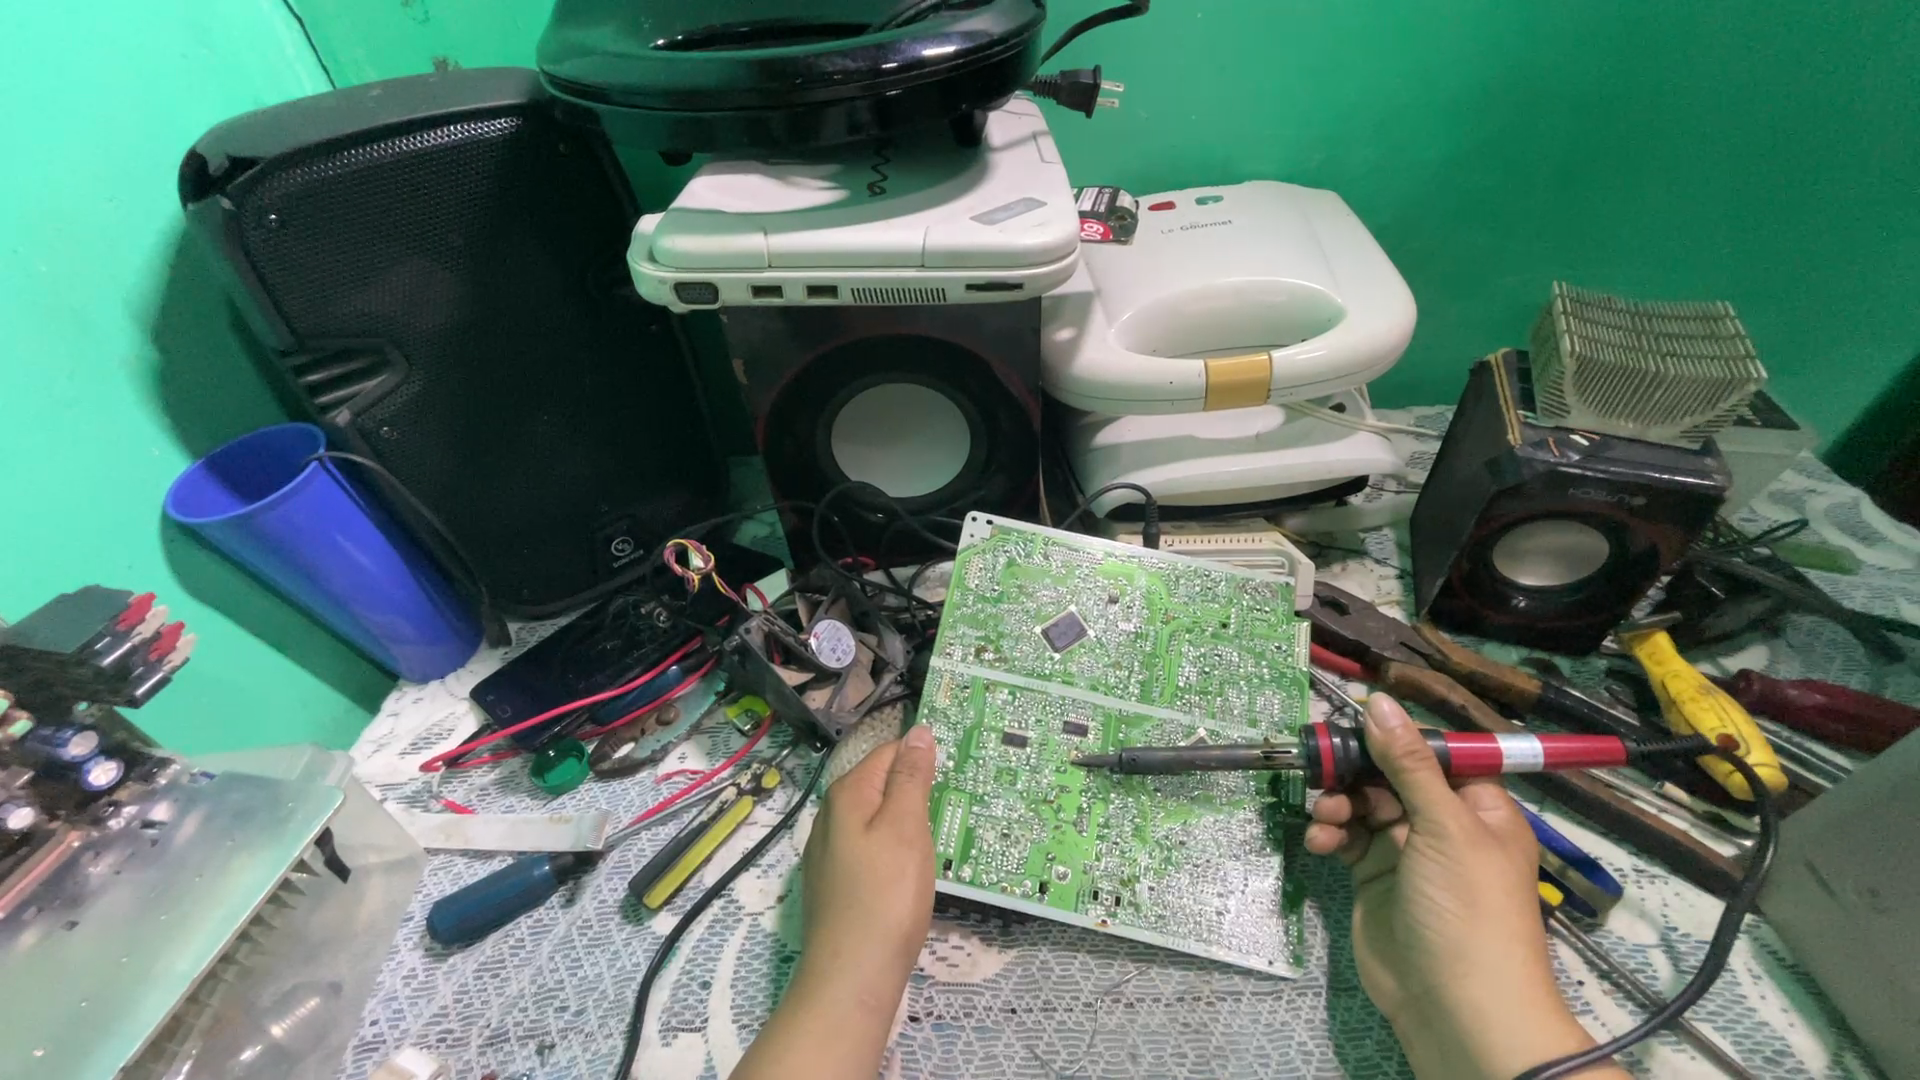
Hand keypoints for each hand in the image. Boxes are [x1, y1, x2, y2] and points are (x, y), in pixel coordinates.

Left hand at [732, 726, 936, 1079]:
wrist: (852, 978)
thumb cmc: (886, 895)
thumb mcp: (906, 826)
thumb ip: (911, 776)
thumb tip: (918, 731)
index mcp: (847, 794)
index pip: (890, 753)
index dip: (923, 758)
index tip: (958, 773)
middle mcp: (831, 816)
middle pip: (882, 786)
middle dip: (917, 791)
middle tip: (956, 807)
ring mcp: (830, 853)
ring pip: (878, 820)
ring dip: (909, 824)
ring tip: (941, 838)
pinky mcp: (836, 885)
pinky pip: (872, 851)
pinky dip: (895, 852)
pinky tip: (913, 872)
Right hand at [1306, 695, 1627, 1079]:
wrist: (1455, 1008)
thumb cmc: (1466, 907)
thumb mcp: (1443, 827)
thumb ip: (1407, 764)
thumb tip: (1379, 700)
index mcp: (1475, 807)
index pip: (1433, 753)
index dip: (1394, 735)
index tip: (1350, 719)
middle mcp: (1441, 822)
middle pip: (1389, 774)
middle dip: (1355, 770)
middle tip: (1320, 763)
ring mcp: (1405, 851)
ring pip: (1362, 803)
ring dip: (1338, 802)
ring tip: (1327, 816)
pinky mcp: (1373, 875)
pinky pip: (1345, 836)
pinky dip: (1329, 833)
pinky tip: (1321, 841)